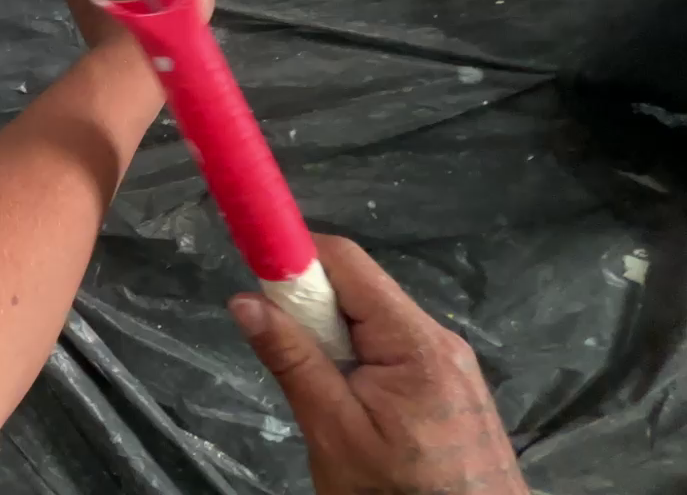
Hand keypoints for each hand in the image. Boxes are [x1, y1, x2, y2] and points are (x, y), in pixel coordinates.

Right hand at [230, 236, 524, 494]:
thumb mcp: (334, 431)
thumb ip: (291, 359)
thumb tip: (241, 299)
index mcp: (416, 342)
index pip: (345, 260)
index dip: (294, 254)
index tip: (254, 269)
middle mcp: (437, 337)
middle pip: (354, 284)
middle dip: (307, 300)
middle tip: (281, 340)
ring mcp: (445, 360)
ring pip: (364, 313)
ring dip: (326, 329)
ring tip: (315, 379)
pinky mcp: (444, 381)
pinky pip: (382, 339)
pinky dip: (349, 350)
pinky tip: (344, 391)